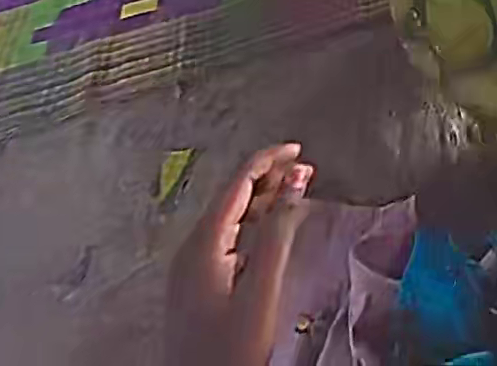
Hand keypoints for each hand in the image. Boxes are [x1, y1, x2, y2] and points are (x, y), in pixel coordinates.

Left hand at [165, 144, 314, 365]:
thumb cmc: (232, 350)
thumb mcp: (262, 288)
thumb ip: (279, 229)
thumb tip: (296, 178)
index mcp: (203, 241)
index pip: (238, 181)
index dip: (269, 159)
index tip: (300, 150)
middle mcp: (192, 246)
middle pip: (233, 195)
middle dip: (269, 177)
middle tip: (305, 171)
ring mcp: (191, 266)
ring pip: (231, 215)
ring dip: (263, 198)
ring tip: (296, 190)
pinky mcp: (197, 284)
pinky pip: (228, 237)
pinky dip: (253, 222)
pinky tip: (273, 225)